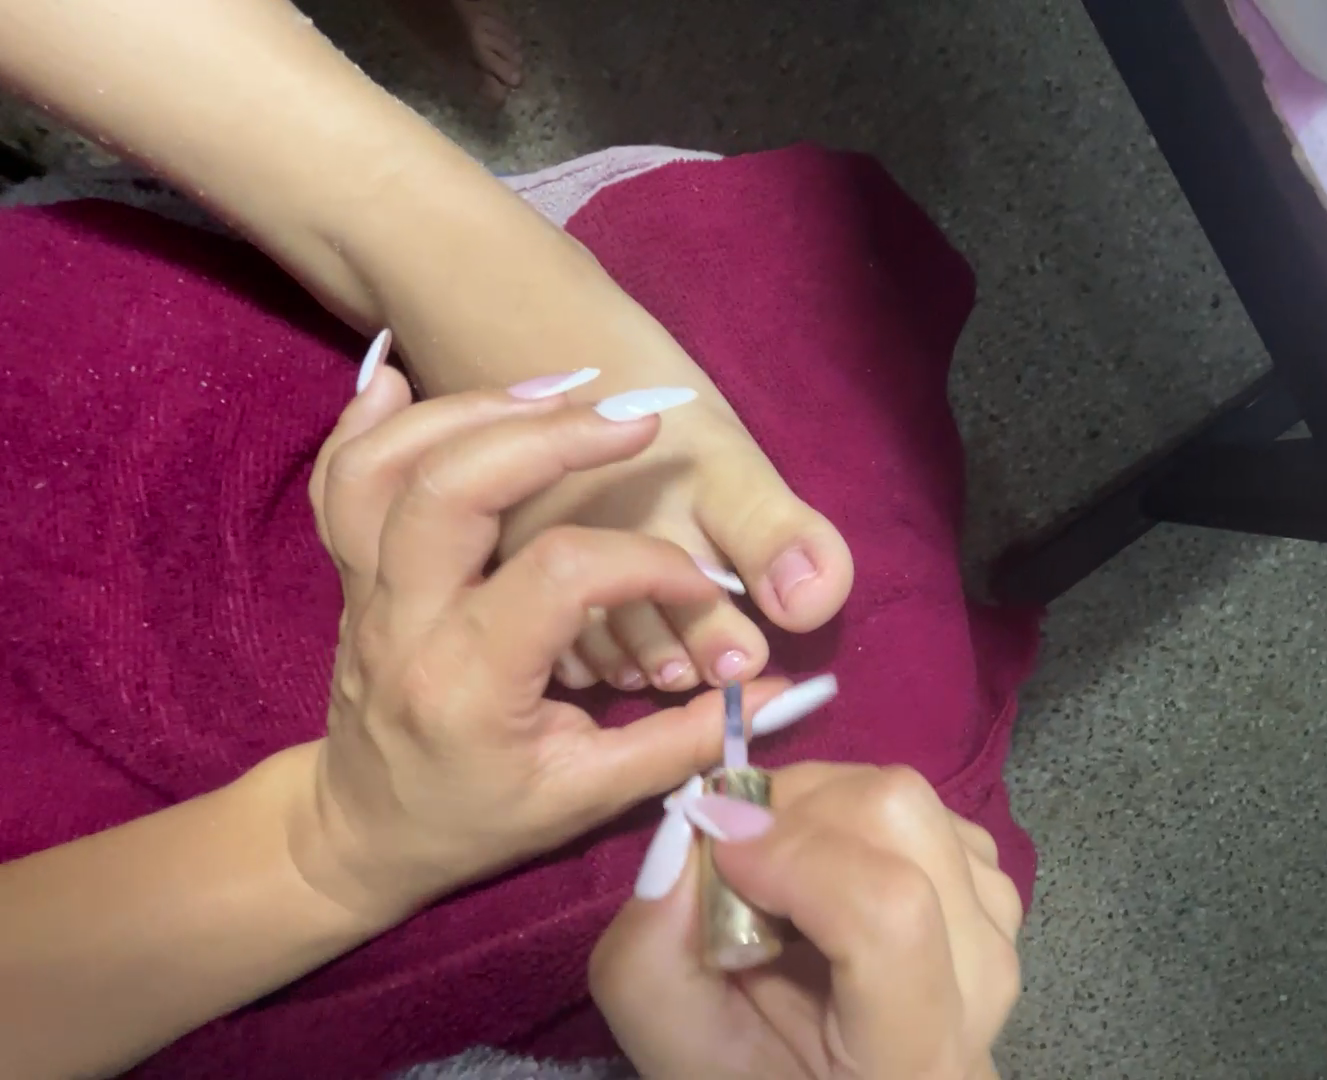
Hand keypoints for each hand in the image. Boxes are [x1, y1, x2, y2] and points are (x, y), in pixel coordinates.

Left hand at [288, 360, 812, 921]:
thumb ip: (686, 739)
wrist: (360, 831)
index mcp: (472, 680)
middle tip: (634, 421)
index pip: (563, 576)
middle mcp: (405, 620)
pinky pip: (341, 478)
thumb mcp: (592, 796)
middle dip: (550, 439)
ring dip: (473, 413)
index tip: (701, 584)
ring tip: (560, 394)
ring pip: (384, 467)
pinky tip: (413, 381)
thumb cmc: (482, 815)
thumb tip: (773, 691)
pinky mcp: (357, 570)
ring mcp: (368, 588)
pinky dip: (372, 420)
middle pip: (450, 489)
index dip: (649, 562)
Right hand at [590, 764, 1023, 1079]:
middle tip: (737, 852)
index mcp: (919, 1048)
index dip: (794, 858)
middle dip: (794, 809)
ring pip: (904, 794)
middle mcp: (982, 965)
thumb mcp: (691, 1053)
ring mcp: (996, 906)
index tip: (718, 852)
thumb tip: (691, 829)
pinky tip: (827, 861)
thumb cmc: (777, 1077)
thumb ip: (653, 964)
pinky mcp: (989, 867)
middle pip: (898, 816)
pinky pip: (914, 801)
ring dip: (816, 802)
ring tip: (778, 861)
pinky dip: (846, 807)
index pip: (889, 911)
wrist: (874, 1071)